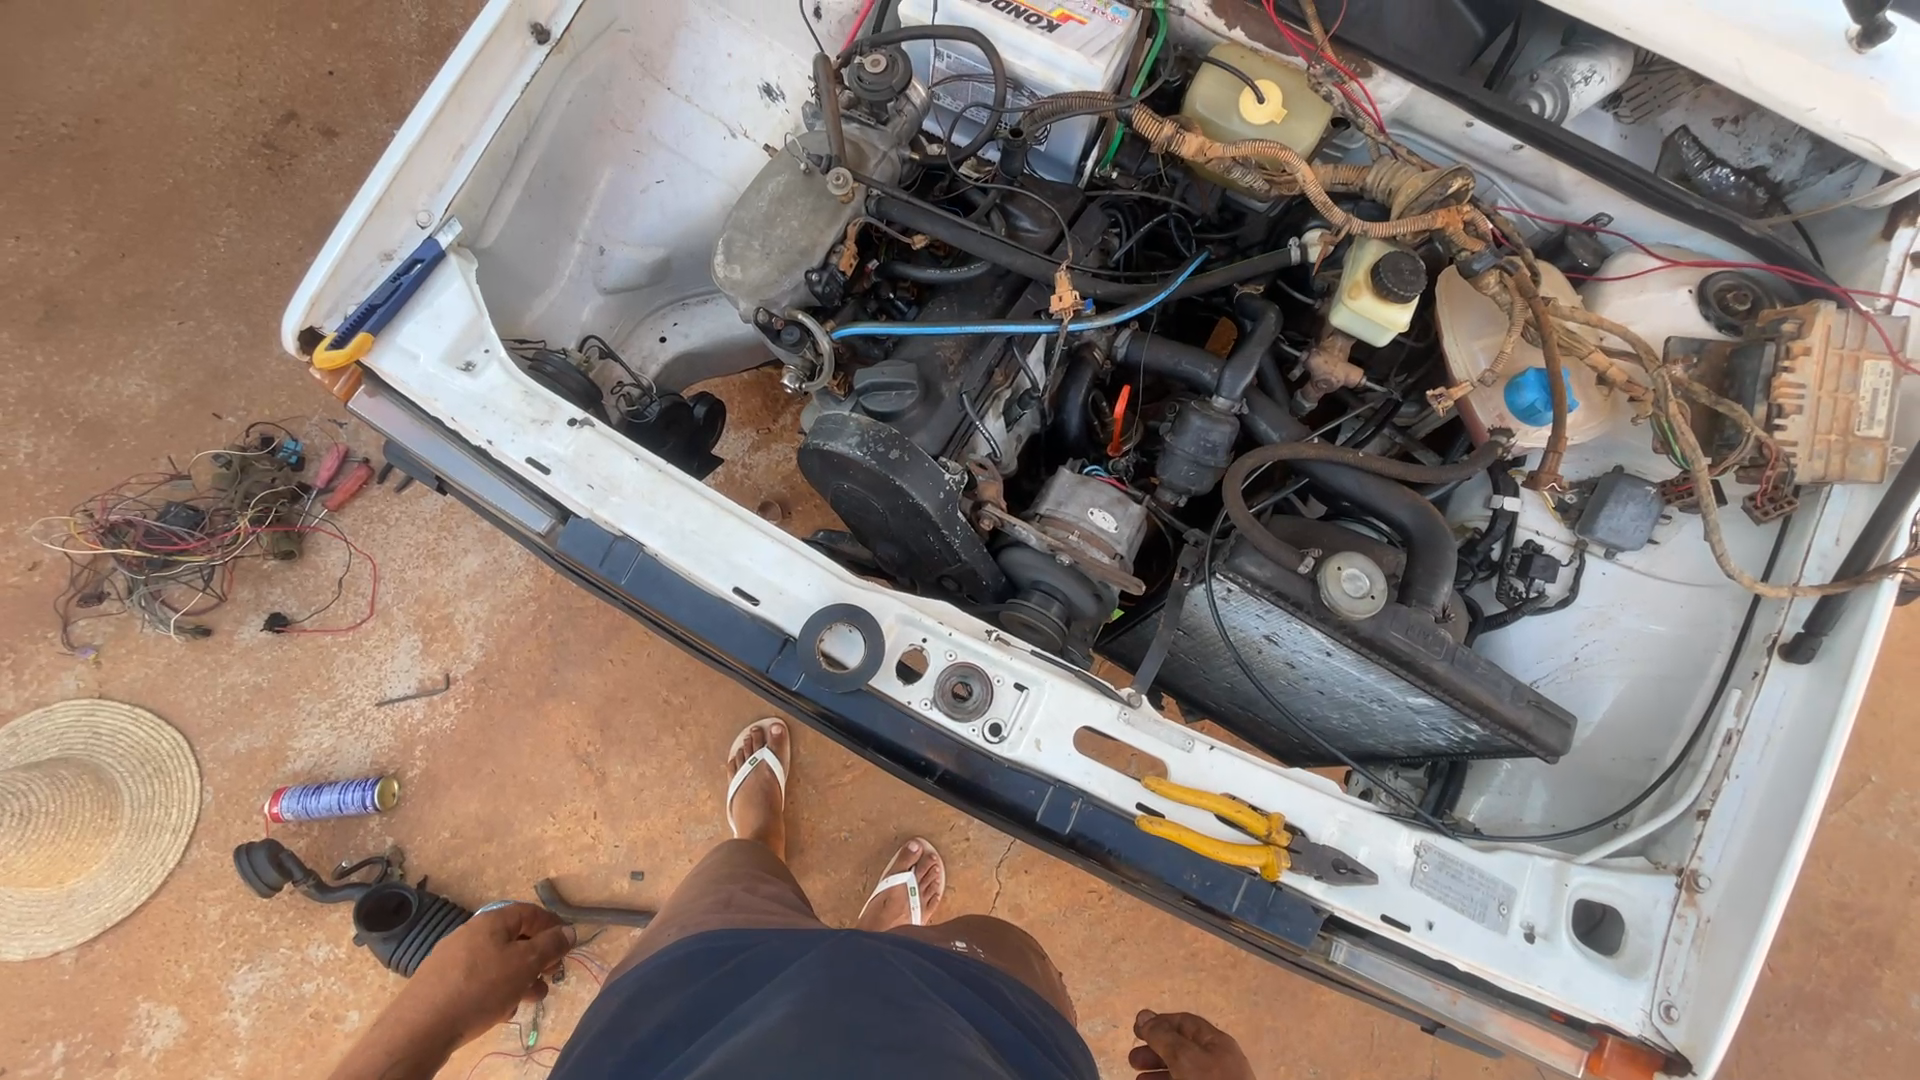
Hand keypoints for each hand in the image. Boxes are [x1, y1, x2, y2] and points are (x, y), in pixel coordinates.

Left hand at [390, 903, 575, 1046]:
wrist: (418, 1031)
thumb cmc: (480, 989)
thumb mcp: (525, 964)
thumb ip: (551, 945)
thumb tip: (569, 931)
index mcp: (492, 921)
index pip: (531, 913)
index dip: (553, 927)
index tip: (566, 947)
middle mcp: (471, 934)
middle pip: (514, 939)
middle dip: (537, 958)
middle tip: (550, 976)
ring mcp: (452, 960)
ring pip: (497, 962)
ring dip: (519, 978)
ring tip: (531, 998)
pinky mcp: (440, 985)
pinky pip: (478, 980)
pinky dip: (495, 990)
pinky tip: (501, 1010)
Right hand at [1129, 1010, 1255, 1079]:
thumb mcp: (1185, 1057)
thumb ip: (1163, 1036)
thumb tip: (1143, 1015)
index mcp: (1216, 1043)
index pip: (1184, 1023)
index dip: (1158, 1023)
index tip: (1136, 1030)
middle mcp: (1217, 1063)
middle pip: (1181, 1049)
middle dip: (1154, 1052)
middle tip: (1133, 1060)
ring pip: (1181, 1073)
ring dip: (1157, 1074)